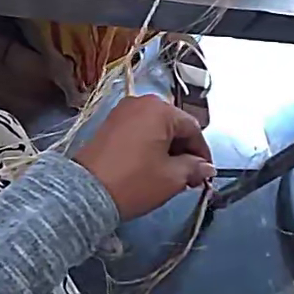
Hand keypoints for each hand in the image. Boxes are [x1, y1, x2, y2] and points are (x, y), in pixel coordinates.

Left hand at [74, 96, 215, 219]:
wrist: (87, 191)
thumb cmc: (134, 181)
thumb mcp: (172, 178)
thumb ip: (194, 168)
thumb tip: (206, 167)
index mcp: (159, 109)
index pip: (193, 128)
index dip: (203, 152)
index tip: (206, 174)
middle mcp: (141, 102)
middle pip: (174, 124)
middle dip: (184, 149)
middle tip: (190, 176)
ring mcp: (123, 110)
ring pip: (156, 126)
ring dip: (167, 147)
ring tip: (171, 173)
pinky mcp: (110, 122)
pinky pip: (139, 128)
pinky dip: (150, 144)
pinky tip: (151, 164)